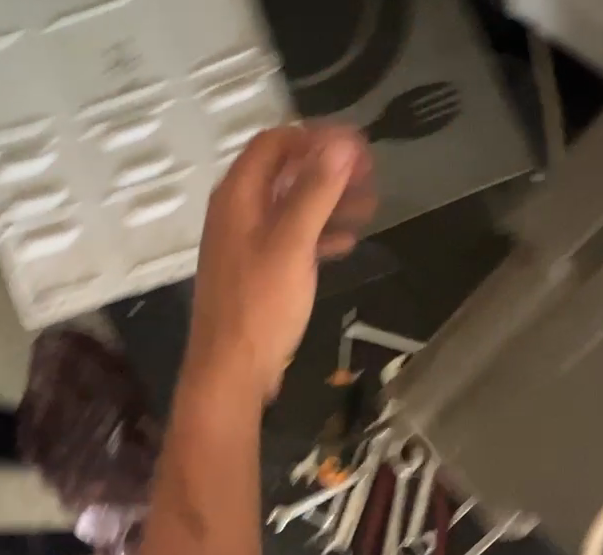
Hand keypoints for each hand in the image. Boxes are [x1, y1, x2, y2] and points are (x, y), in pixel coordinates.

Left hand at [185, 125, 374, 404]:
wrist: (233, 369)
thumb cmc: (261, 306)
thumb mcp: (292, 244)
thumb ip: (315, 193)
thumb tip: (341, 145)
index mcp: (239, 196)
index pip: (276, 144)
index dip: (316, 138)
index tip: (356, 147)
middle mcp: (238, 211)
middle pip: (285, 174)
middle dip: (328, 170)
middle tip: (369, 175)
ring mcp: (247, 243)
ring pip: (292, 208)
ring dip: (329, 202)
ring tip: (369, 207)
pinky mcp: (258, 272)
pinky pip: (291, 239)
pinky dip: (319, 234)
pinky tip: (346, 243)